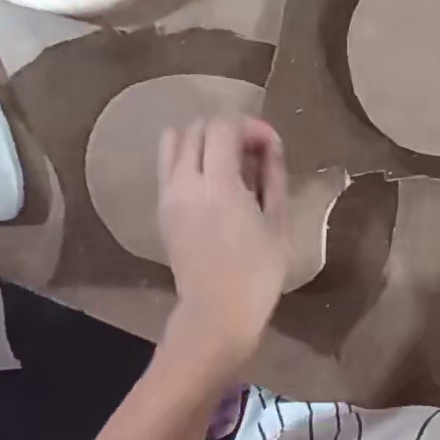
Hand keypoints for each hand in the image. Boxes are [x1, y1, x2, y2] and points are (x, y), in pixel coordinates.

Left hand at [155, 116, 289, 376]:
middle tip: (252, 153)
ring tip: (226, 163)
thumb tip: (271, 146)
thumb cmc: (258, 274)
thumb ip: (274, 176)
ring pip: (173, 140)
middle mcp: (184, 183)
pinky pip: (167, 166)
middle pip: (197, 127)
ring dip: (201, 139)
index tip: (270, 146)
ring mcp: (167, 196)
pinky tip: (211, 183)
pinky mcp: (160, 210)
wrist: (216, 314)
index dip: (251, 126)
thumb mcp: (278, 223)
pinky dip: (187, 159)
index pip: (224, 126)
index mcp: (218, 185)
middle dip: (227, 130)